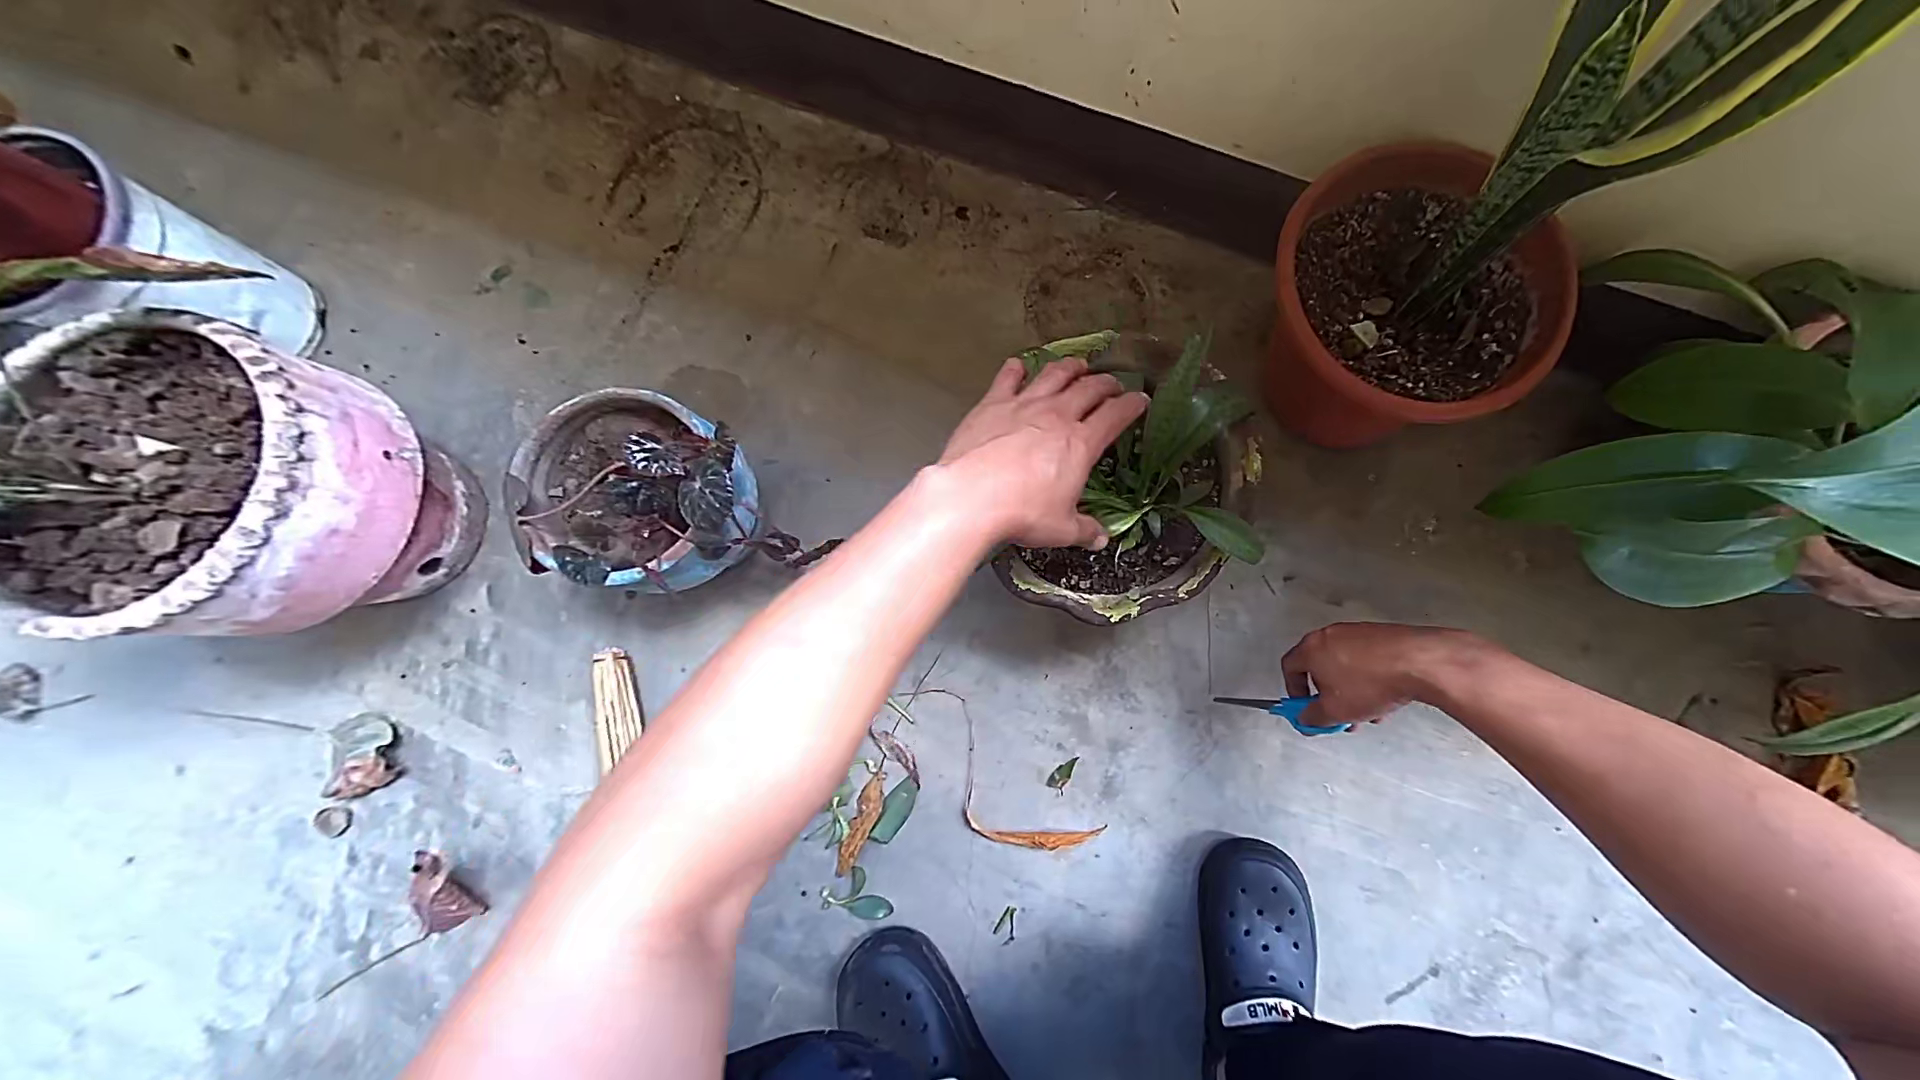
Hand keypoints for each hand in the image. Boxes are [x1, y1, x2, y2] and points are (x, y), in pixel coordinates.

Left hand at [934, 356, 1147, 548]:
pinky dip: (1016, 369)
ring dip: (1069, 368)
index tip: (1139, 400)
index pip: (1115, 415)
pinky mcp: (991, 405)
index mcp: (1080, 444)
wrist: (971, 497)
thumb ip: (1084, 530)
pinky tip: (1018, 366)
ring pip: (1053, 375)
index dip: (1132, 405)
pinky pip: (1007, 378)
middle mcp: (1056, 416)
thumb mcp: (1060, 529)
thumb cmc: (1019, 513)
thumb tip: (1099, 537)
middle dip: (1105, 383)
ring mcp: (1023, 406)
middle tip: (1112, 384)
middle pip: (1089, 388)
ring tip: (1077, 365)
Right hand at [1281, 622, 1489, 727]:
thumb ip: (1313, 717)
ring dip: (1351, 689)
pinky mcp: (1382, 635)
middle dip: (1328, 695)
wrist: (1421, 664)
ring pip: (1345, 665)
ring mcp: (1357, 633)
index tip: (1305, 706)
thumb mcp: (1335, 712)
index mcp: (1311, 648)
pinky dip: (1370, 678)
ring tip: (1368, 711)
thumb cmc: (1375, 681)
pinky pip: (1367, 659)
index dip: (1295, 691)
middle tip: (1336, 713)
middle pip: (1319, 667)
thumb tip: (1307, 718)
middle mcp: (1331, 635)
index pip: (1289, 668)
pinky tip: (1385, 697)